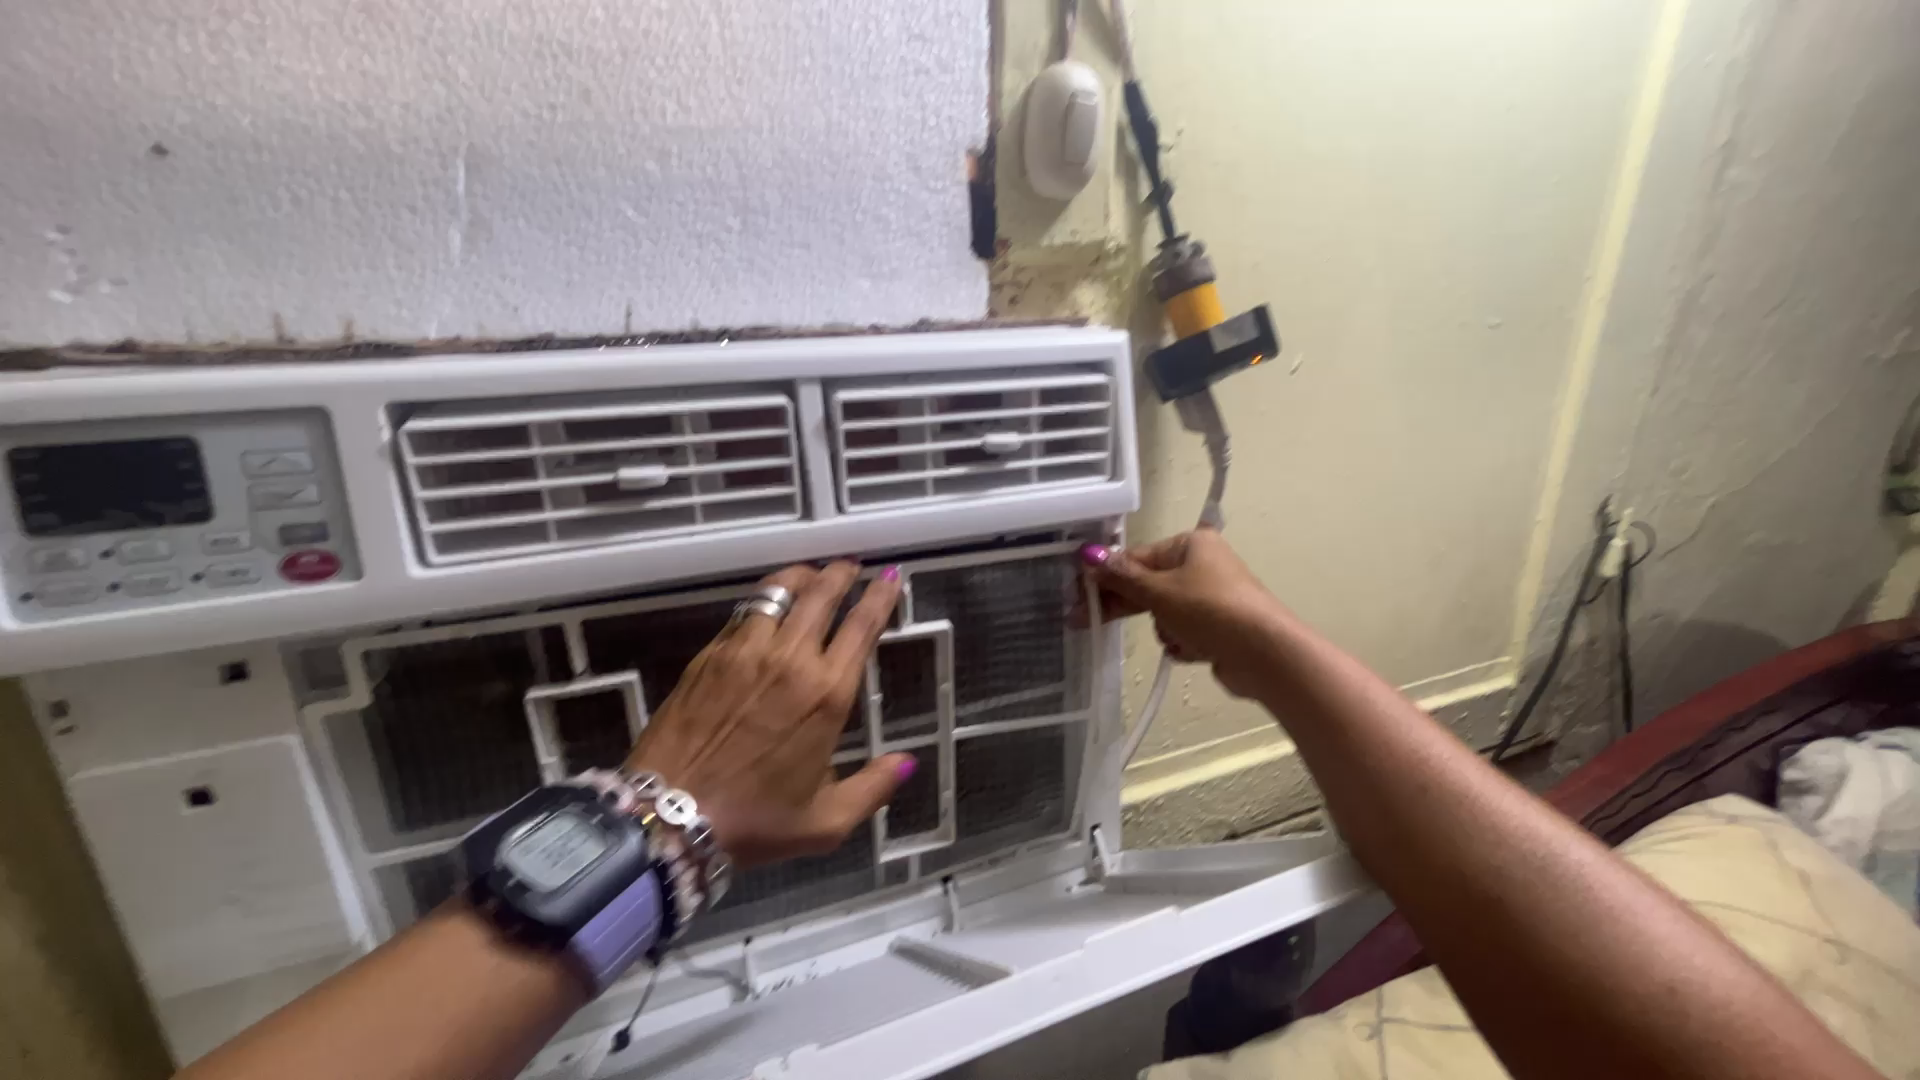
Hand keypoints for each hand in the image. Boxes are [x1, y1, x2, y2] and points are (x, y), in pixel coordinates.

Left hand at [624, 560, 913, 867]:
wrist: (669, 816)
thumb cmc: (754, 821)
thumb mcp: (826, 822)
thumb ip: (873, 788)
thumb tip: (907, 763)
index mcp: (827, 695)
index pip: (862, 626)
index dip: (881, 596)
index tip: (890, 578)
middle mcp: (791, 660)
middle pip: (822, 594)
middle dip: (842, 573)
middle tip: (851, 566)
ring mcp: (746, 651)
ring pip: (780, 592)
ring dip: (803, 577)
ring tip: (813, 575)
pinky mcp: (711, 654)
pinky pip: (746, 611)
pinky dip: (767, 598)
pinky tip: (769, 606)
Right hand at [1079, 529, 1286, 698]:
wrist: (1265, 654)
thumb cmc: (1210, 610)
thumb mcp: (1159, 591)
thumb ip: (1122, 577)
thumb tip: (1088, 554)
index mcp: (1191, 544)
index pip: (1137, 557)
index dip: (1106, 576)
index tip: (1079, 595)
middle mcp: (1203, 566)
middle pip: (1149, 584)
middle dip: (1126, 604)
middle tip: (1085, 620)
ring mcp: (1212, 597)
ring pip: (1165, 612)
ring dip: (1164, 628)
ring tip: (1178, 638)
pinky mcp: (1219, 627)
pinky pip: (1184, 631)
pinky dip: (1183, 642)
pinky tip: (1193, 649)